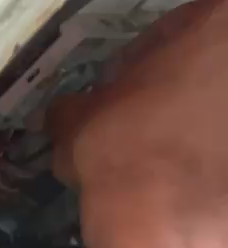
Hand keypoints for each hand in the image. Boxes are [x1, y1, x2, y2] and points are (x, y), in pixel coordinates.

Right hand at [49, 0, 227, 237]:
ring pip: (215, 90)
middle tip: (138, 109)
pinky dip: (205, 135)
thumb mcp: (73, 121)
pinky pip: (219, 127)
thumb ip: (70, 106)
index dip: (136, 59)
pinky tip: (178, 155)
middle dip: (173, 79)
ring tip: (156, 138)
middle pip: (205, 54)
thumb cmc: (119, 142)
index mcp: (215, 20)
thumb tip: (63, 108)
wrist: (163, 198)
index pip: (171, 28)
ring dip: (189, 106)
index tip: (114, 86)